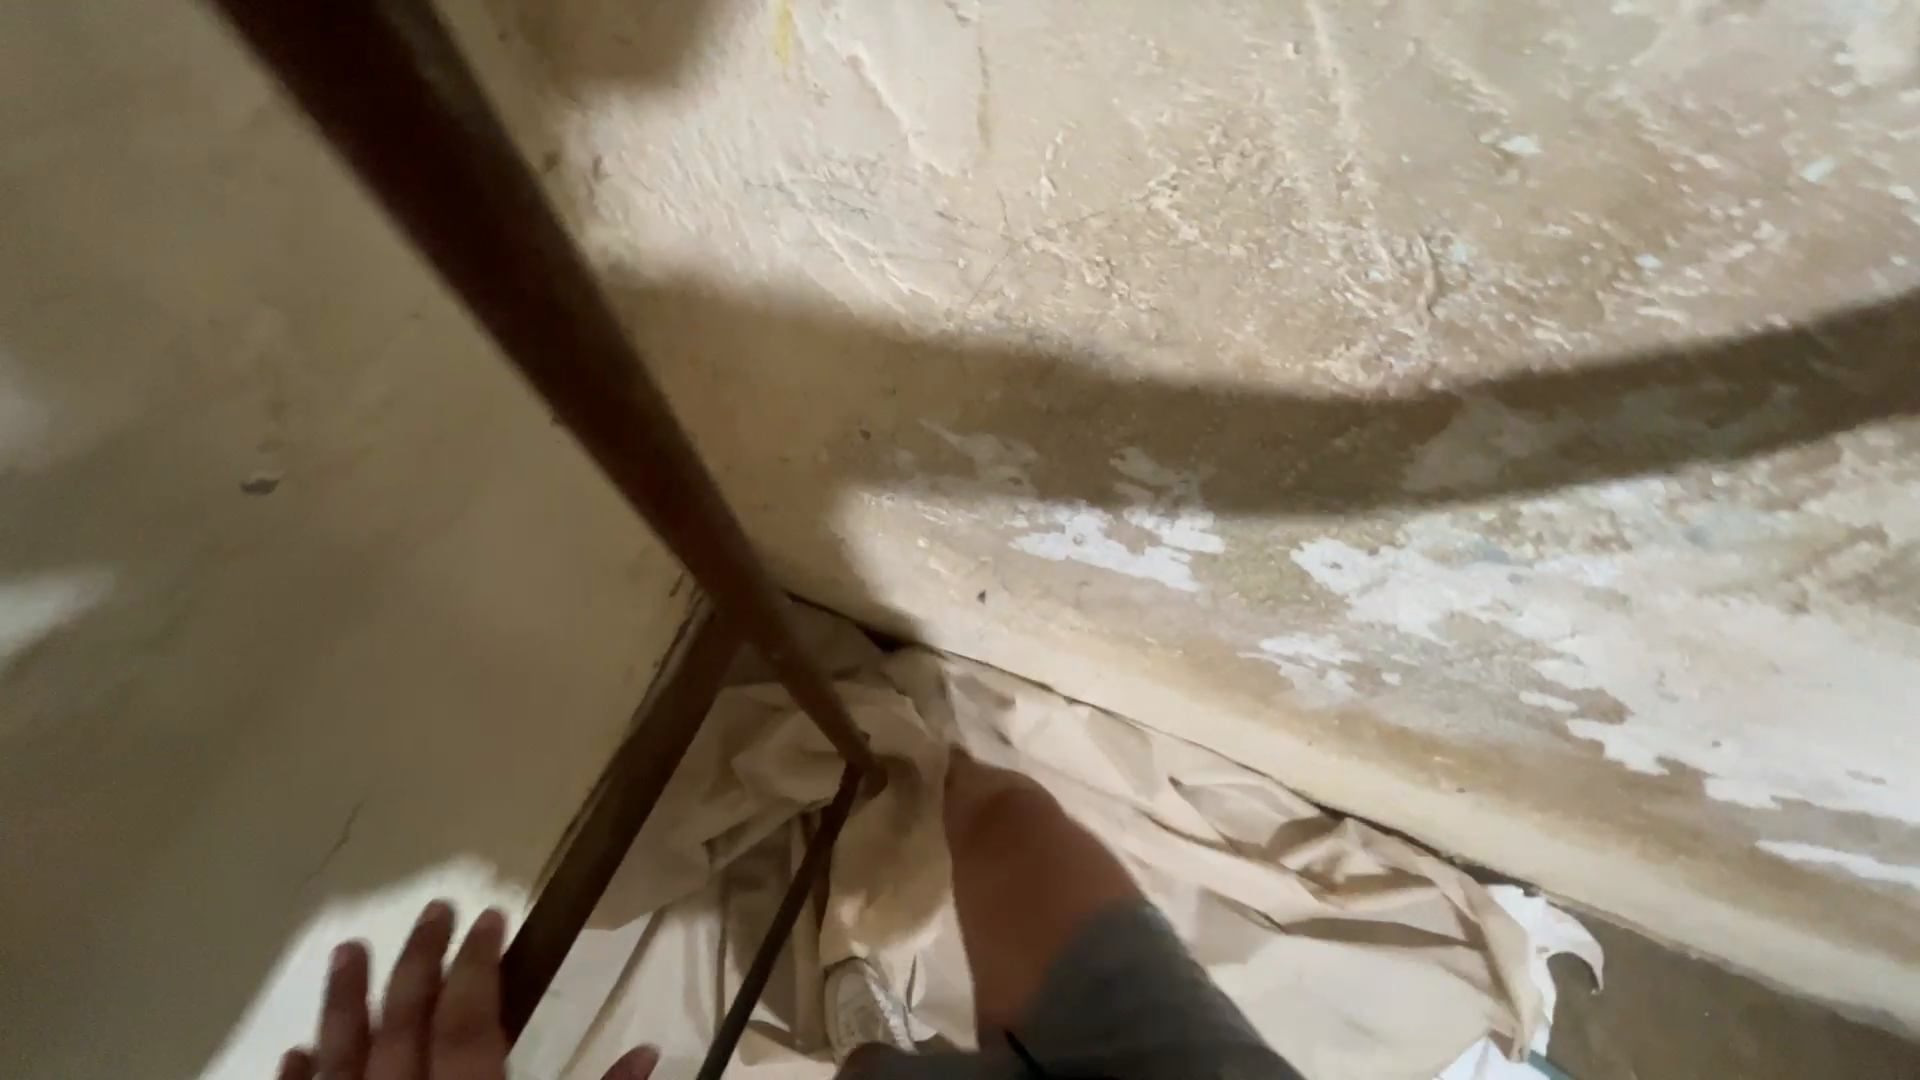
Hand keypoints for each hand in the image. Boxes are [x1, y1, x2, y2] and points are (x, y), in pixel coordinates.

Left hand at [277, 900, 657, 1079]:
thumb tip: (649, 1051)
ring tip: (347, 951)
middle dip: (418, 963)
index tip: (490, 917)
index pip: (468, 1020)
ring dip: (344, 1006)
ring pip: (340, 1065)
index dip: (477, 963)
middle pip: (404, 1027)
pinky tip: (295, 1053)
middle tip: (434, 908)